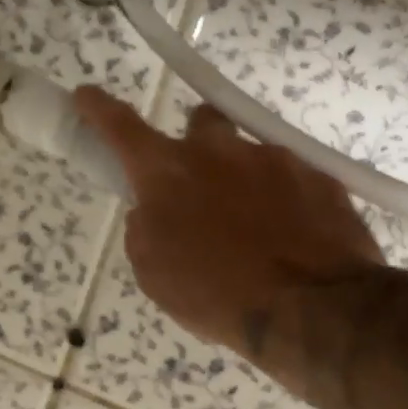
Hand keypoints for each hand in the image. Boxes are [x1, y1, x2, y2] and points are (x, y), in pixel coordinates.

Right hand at [73, 87, 384, 359]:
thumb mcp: (153, 269)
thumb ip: (146, 226)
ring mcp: (274, 159)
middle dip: (198, 144)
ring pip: (250, 156)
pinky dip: (288, 202)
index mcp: (166, 170)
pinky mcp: (322, 178)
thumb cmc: (217, 293)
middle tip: (202, 184)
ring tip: (259, 230)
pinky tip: (295, 240)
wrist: (316, 313)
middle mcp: (217, 150)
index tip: (86, 95)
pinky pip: (295, 181)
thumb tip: (157, 211)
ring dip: (245, 181)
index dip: (97, 107)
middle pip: (200, 122)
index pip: (119, 123)